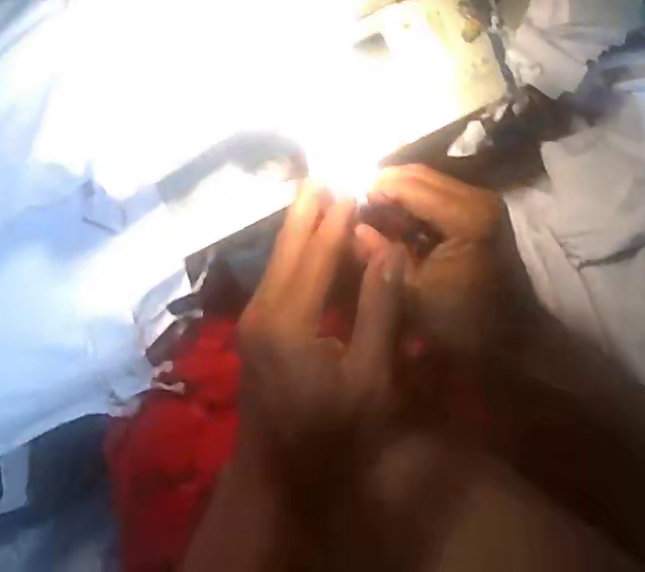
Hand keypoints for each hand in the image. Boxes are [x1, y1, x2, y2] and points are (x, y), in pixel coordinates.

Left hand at [237, 184, 404, 484]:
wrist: (276, 474)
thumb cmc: (331, 433)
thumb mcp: (369, 379)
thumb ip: (379, 311)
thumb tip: (389, 252)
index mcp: (289, 320)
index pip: (316, 254)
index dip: (336, 218)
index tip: (352, 184)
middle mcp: (264, 308)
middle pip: (289, 245)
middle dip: (308, 207)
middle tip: (325, 170)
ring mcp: (255, 315)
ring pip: (280, 256)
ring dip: (302, 224)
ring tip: (322, 192)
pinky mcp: (256, 322)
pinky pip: (279, 273)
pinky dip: (299, 249)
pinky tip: (315, 237)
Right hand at [357, 165, 529, 360]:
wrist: (515, 339)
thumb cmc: (464, 322)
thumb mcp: (414, 295)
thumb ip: (381, 256)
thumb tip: (353, 228)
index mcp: (466, 218)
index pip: (411, 185)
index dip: (376, 189)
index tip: (347, 203)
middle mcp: (478, 198)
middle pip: (419, 175)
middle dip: (384, 186)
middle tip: (356, 205)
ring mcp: (483, 201)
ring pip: (427, 180)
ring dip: (398, 191)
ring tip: (371, 212)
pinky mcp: (481, 209)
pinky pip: (438, 192)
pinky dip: (413, 200)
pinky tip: (395, 218)